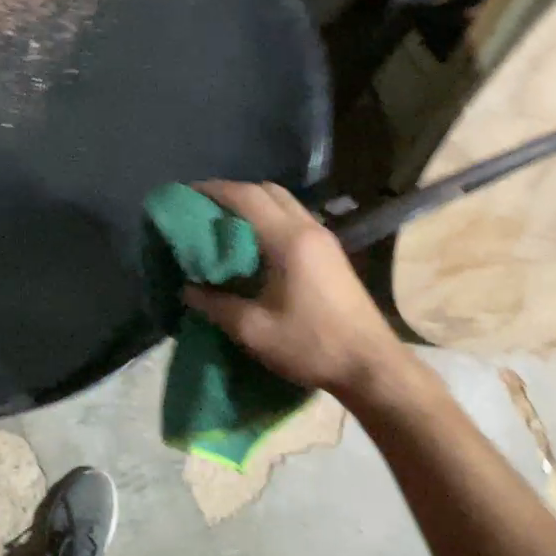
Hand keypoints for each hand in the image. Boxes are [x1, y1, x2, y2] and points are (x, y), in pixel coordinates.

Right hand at [184, 181, 410, 401]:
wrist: (369, 364)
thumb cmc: (312, 345)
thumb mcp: (254, 331)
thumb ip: (216, 305)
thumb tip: (187, 289)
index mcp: (289, 240)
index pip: (247, 197)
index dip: (214, 190)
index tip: (186, 195)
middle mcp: (309, 228)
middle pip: (268, 191)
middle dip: (233, 194)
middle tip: (203, 211)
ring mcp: (325, 239)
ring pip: (284, 204)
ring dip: (254, 207)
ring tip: (224, 228)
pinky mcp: (331, 254)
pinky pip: (295, 221)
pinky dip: (270, 221)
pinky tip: (254, 247)